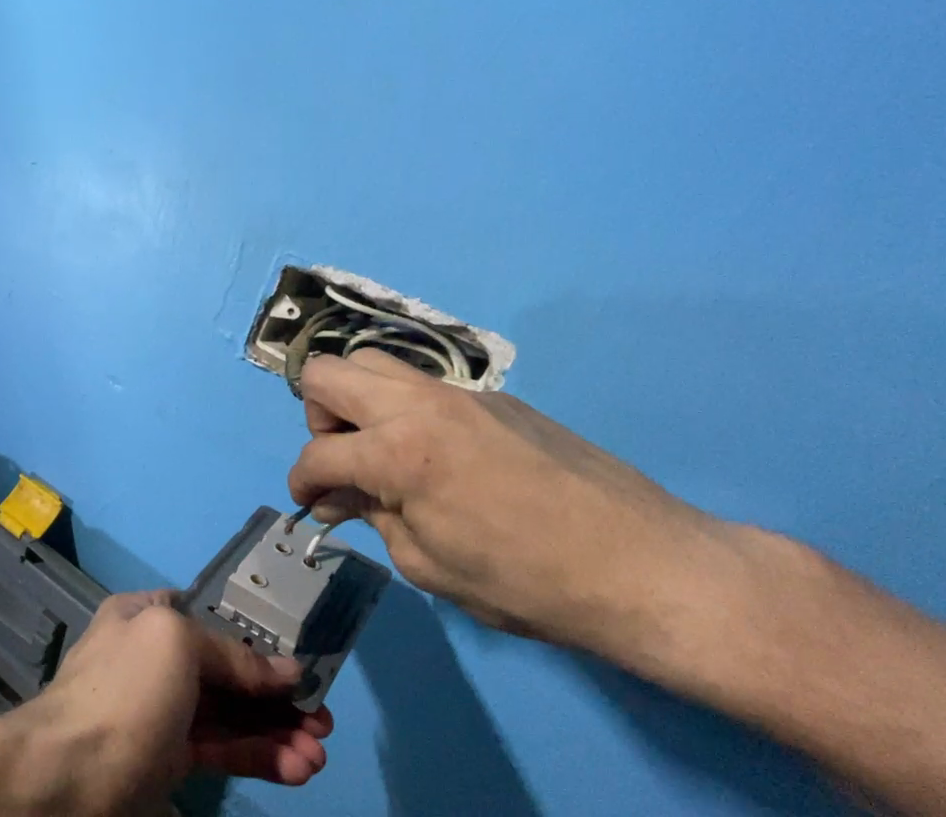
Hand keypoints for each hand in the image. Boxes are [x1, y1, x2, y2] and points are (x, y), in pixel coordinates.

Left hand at [16, 592, 331, 813]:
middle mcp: (154, 657)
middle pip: (228, 670)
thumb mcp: (175, 642)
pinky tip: (299, 769)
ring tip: (319, 753)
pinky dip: (261, 757)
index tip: (301, 658)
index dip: (257, 636)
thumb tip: (287, 670)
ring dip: (278, 732)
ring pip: (231, 715)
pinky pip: (223, 750)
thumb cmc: (124, 689)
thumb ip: (232, 653)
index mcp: (144, 616)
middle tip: (323, 718)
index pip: (211, 616)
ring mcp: (162, 710)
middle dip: (277, 694)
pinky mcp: (170, 757)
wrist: (69, 772)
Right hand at [290, 349, 729, 653]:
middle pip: (327, 374)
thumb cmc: (527, 583)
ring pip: (373, 362)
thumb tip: (342, 498)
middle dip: (317, 418)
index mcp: (397, 452)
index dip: (302, 484)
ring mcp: (461, 394)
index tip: (310, 504)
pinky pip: (425, 385)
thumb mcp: (428, 565)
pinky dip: (407, 410)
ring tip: (380, 448)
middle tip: (343, 461)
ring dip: (357, 399)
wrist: (644, 566)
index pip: (316, 455)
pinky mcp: (497, 398)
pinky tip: (438, 456)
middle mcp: (418, 406)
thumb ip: (373, 519)